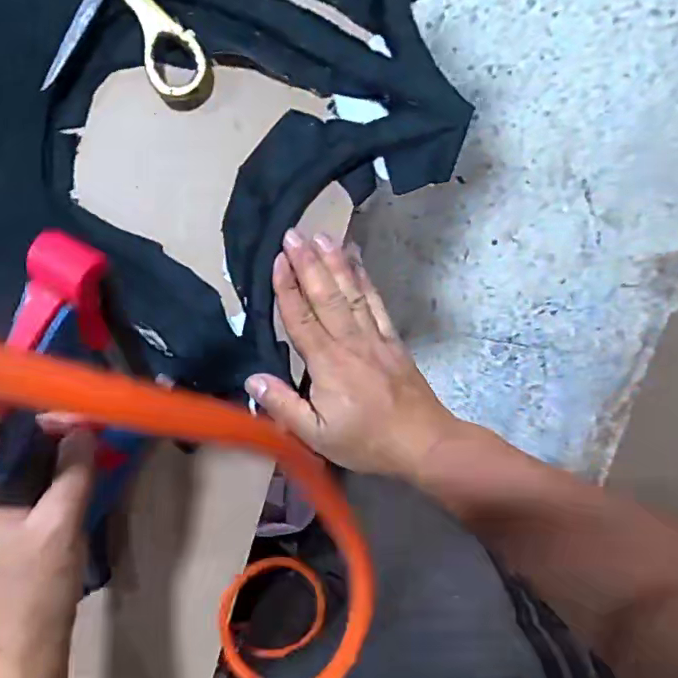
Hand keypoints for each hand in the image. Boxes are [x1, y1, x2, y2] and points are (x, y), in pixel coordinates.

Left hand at [0, 429, 97, 661]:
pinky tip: (69, 475)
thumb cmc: (38, 587)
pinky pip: (18, 493)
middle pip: (2, 458)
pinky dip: (43, 483)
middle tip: (79, 432)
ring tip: (79, 448)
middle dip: (42, 444)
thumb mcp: (60, 526)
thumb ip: (72, 474)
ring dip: (46, 462)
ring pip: (13, 474)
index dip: (29, 428)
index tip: (64, 420)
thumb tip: (83, 429)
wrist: (32, 643)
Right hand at [246, 229, 494, 480]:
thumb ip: (284, 406)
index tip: (276, 259)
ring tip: (320, 235)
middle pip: (325, 296)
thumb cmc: (366, 443)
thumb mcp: (316, 436)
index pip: (301, 320)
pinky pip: (375, 303)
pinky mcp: (392, 341)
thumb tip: (252, 379)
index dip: (286, 289)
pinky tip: (356, 260)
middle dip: (307, 263)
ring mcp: (375, 338)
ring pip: (350, 292)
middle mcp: (350, 343)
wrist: (425, 444)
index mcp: (327, 365)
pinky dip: (364, 278)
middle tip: (293, 233)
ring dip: (334, 262)